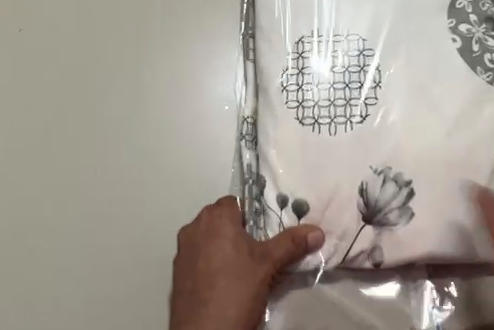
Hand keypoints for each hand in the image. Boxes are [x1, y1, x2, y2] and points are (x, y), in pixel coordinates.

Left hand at [170, 195, 322, 329]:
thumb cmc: (236, 291)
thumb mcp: (268, 266)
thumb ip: (291, 244)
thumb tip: (317, 231)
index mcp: (216, 217)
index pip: (236, 203)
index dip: (252, 218)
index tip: (263, 237)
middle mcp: (194, 227)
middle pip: (221, 221)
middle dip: (238, 234)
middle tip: (256, 256)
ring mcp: (182, 251)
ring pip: (208, 241)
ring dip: (222, 250)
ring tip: (241, 274)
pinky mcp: (176, 274)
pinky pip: (198, 260)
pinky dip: (209, 267)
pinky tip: (223, 287)